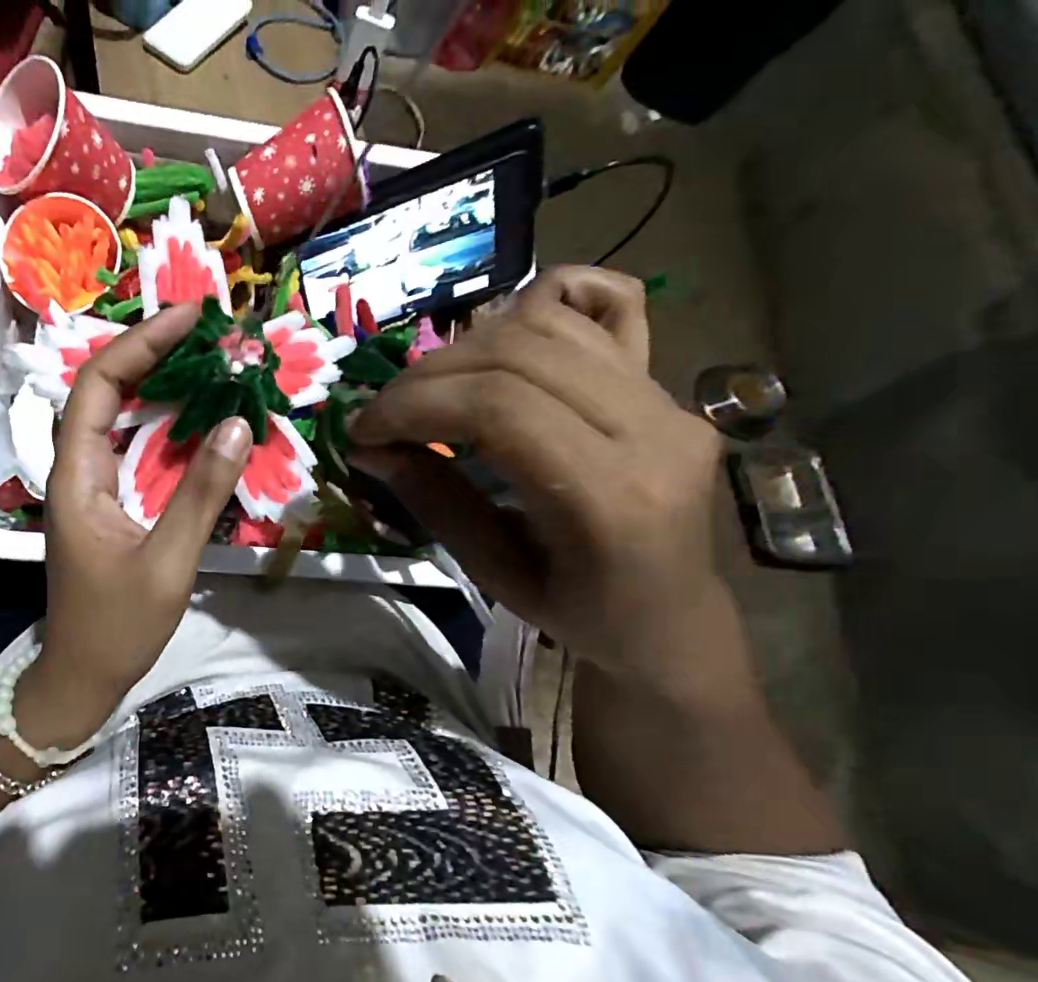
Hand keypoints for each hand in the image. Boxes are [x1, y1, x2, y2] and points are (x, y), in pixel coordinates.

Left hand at [18, 304, 252, 746]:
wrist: (83, 676)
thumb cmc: (118, 626)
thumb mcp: (168, 563)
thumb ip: (202, 494)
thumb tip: (239, 425)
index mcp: (77, 476)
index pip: (100, 385)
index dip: (142, 343)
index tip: (191, 317)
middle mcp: (78, 470)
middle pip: (108, 391)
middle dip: (156, 354)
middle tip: (212, 334)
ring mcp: (93, 487)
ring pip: (123, 418)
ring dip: (163, 386)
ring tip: (213, 361)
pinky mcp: (111, 505)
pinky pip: (136, 449)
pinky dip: (168, 425)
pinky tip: (201, 417)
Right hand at [349, 266, 723, 683]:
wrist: (673, 619)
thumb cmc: (583, 616)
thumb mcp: (498, 575)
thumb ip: (438, 502)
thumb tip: (374, 448)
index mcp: (611, 499)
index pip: (499, 407)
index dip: (416, 405)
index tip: (364, 431)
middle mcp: (653, 431)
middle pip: (520, 354)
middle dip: (429, 377)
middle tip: (384, 415)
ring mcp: (668, 400)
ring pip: (552, 322)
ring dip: (469, 346)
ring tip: (432, 390)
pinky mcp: (667, 386)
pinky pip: (605, 310)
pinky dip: (541, 306)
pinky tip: (504, 336)